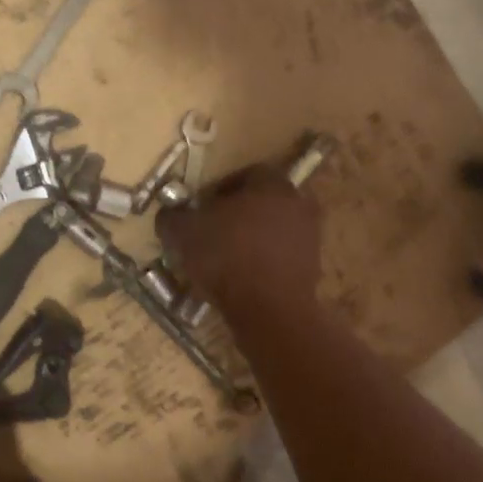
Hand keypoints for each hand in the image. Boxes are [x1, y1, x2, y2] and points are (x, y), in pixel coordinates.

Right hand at [157, 164, 321, 318]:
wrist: (267, 309)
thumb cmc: (224, 257)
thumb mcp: (181, 232)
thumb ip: (172, 216)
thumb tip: (170, 213)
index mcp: (271, 185)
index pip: (247, 173)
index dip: (221, 187)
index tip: (202, 206)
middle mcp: (297, 204)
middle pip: (263, 201)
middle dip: (238, 213)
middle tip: (211, 229)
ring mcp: (309, 237)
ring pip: (273, 229)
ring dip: (251, 238)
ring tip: (223, 257)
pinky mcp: (312, 267)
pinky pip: (280, 255)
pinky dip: (262, 261)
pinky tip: (239, 277)